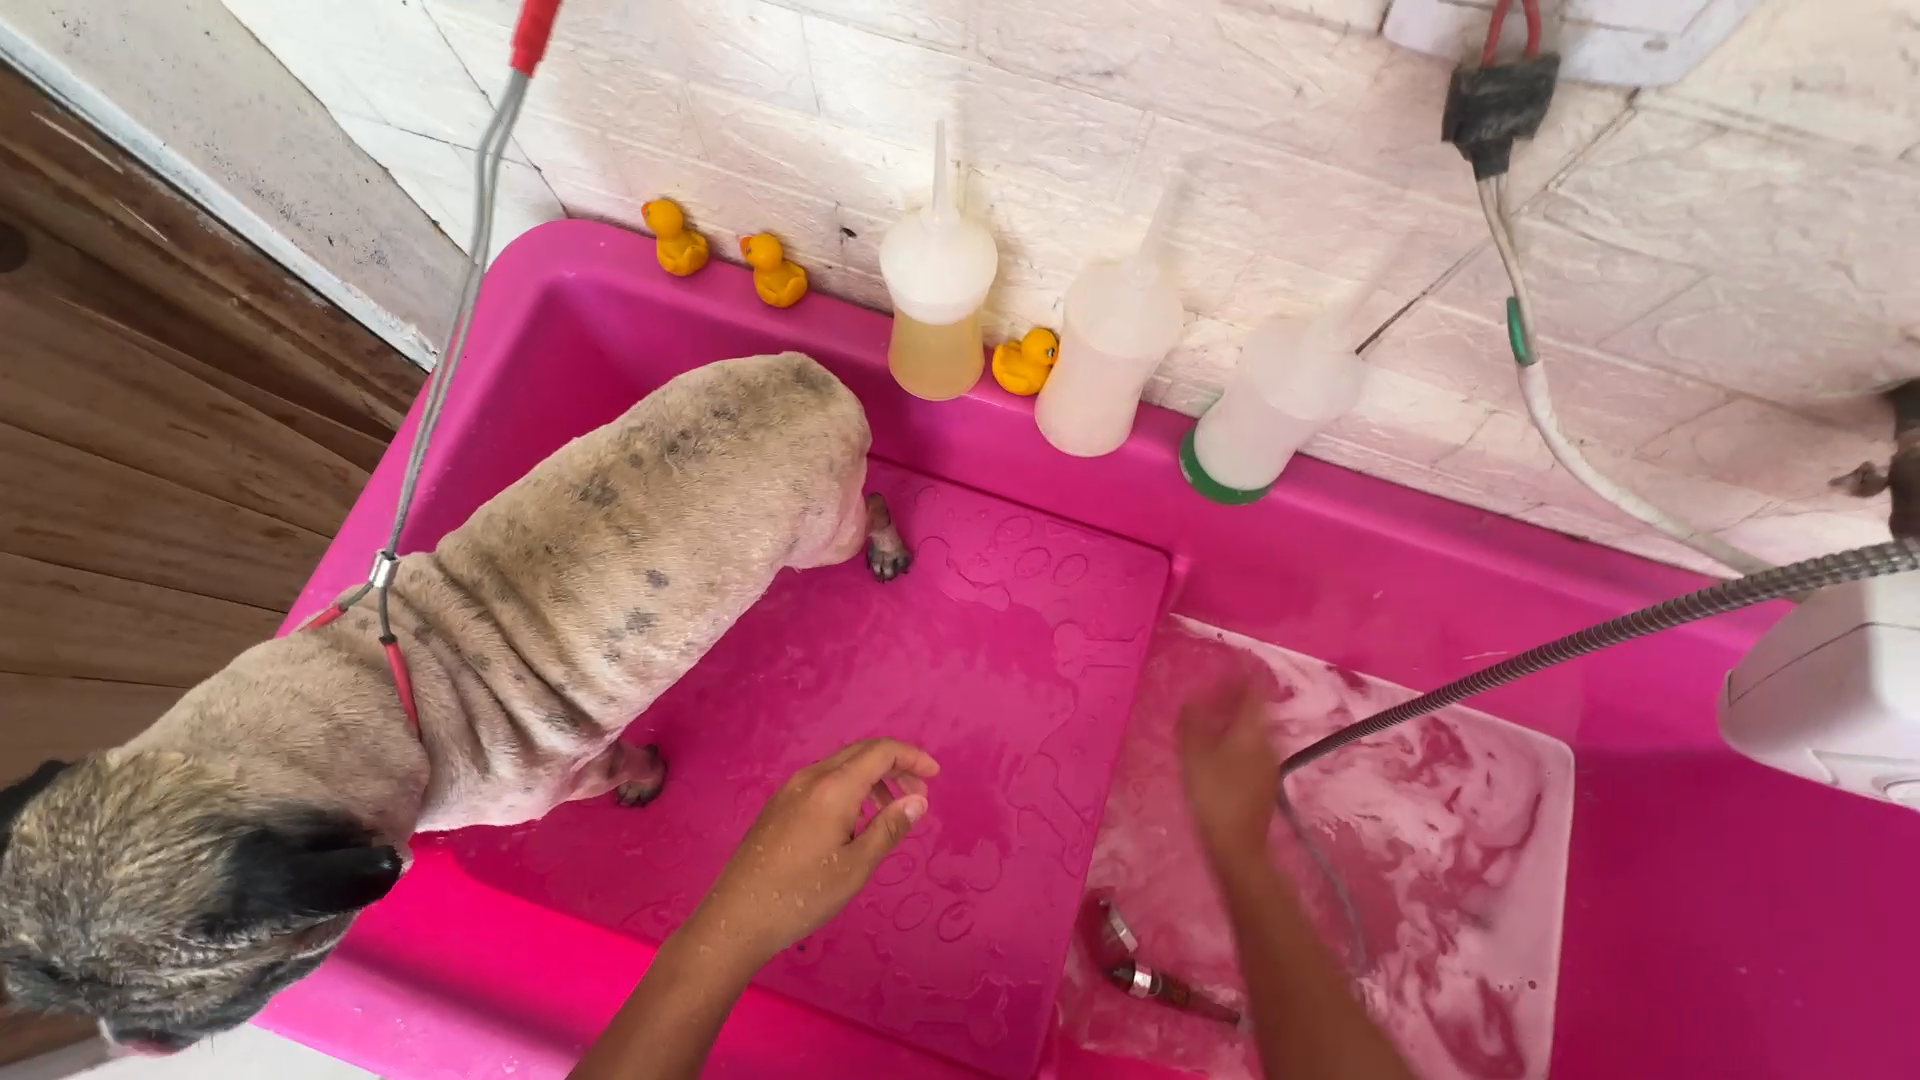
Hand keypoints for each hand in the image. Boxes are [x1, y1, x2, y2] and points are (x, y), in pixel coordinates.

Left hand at [688, 738, 938, 965]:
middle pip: (861, 752)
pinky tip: (855, 821)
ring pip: (842, 766)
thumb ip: (890, 827)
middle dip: (895, 766)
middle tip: (918, 794)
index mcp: (833, 788)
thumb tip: (917, 799)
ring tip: (890, 812)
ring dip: (873, 778)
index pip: (881, 752)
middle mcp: (811, 777)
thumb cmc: (803, 895)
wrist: (736, 918)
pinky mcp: (780, 805)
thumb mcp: (856, 866)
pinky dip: (851, 788)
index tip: (935, 776)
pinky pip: (824, 780)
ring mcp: (791, 789)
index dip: (912, 757)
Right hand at [1178, 677, 1280, 871]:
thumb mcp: (1194, 755)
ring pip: (1254, 728)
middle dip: (1235, 695)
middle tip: (1212, 688)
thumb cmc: (1213, 795)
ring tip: (1211, 714)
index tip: (1227, 661)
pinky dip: (1237, 735)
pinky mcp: (1263, 780)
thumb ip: (1192, 722)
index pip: (1253, 690)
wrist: (1237, 846)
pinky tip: (1219, 745)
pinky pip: (1252, 745)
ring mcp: (1268, 763)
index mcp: (1252, 729)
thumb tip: (1191, 700)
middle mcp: (1267, 741)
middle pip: (1255, 708)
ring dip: (1235, 716)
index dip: (1242, 673)